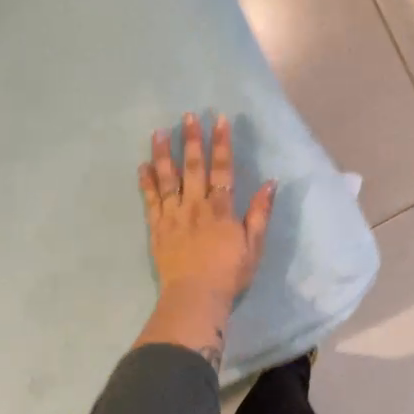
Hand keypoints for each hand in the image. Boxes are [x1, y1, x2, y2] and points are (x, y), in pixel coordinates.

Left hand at [138, 113, 275, 304]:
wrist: (195, 297)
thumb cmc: (229, 274)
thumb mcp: (254, 246)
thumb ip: (260, 213)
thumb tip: (270, 183)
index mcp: (221, 209)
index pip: (222, 169)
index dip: (221, 143)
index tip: (219, 120)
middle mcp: (195, 205)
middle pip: (193, 167)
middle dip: (192, 140)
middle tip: (188, 116)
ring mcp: (173, 215)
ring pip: (168, 178)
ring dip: (164, 153)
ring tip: (160, 132)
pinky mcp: (157, 228)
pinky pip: (150, 200)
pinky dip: (146, 182)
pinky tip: (143, 165)